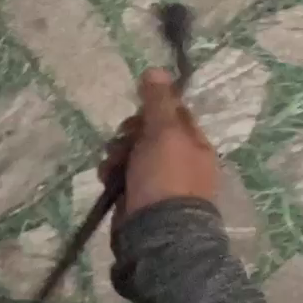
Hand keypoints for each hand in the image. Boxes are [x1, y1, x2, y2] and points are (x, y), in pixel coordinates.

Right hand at [100, 69, 219, 222]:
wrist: (157, 233)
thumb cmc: (166, 177)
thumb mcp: (165, 132)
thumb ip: (158, 102)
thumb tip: (155, 70)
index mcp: (195, 145)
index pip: (173, 113)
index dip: (152, 109)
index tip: (138, 114)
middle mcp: (181, 161)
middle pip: (149, 131)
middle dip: (129, 133)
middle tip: (123, 139)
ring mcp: (160, 181)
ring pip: (132, 152)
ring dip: (117, 152)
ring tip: (111, 164)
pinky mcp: (139, 196)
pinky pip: (122, 174)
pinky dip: (112, 173)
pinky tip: (107, 177)